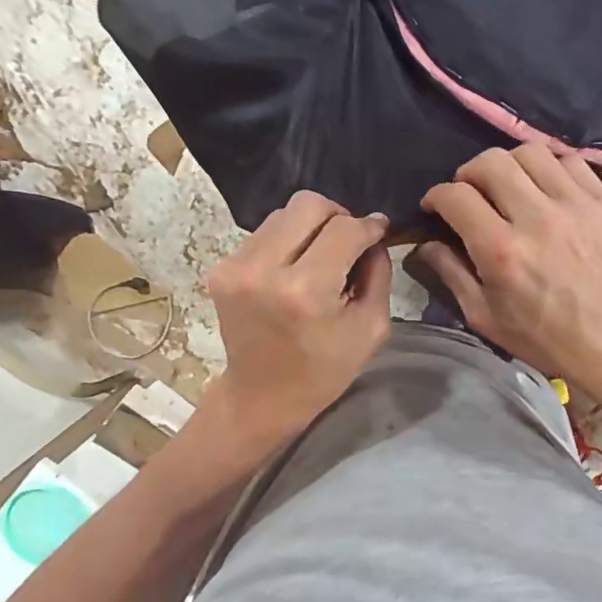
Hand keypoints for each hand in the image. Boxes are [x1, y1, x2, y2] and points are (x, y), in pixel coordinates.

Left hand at [205, 190, 392, 438]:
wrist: (261, 396)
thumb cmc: (323, 370)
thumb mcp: (371, 328)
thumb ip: (378, 273)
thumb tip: (374, 235)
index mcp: (305, 292)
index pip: (344, 229)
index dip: (368, 226)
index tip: (379, 231)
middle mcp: (264, 271)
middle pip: (309, 204)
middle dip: (338, 215)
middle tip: (349, 239)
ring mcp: (236, 267)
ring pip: (284, 213)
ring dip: (310, 226)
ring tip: (321, 255)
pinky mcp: (222, 269)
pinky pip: (264, 233)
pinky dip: (287, 241)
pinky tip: (295, 267)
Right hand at [418, 145, 601, 410]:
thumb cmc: (544, 338)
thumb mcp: (484, 317)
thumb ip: (451, 273)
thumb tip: (426, 243)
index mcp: (502, 251)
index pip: (456, 196)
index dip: (436, 195)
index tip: (436, 206)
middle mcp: (538, 219)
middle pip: (491, 162)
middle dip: (468, 173)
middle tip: (470, 192)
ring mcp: (578, 205)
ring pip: (531, 152)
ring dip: (509, 164)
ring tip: (509, 186)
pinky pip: (571, 161)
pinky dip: (550, 168)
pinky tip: (546, 188)